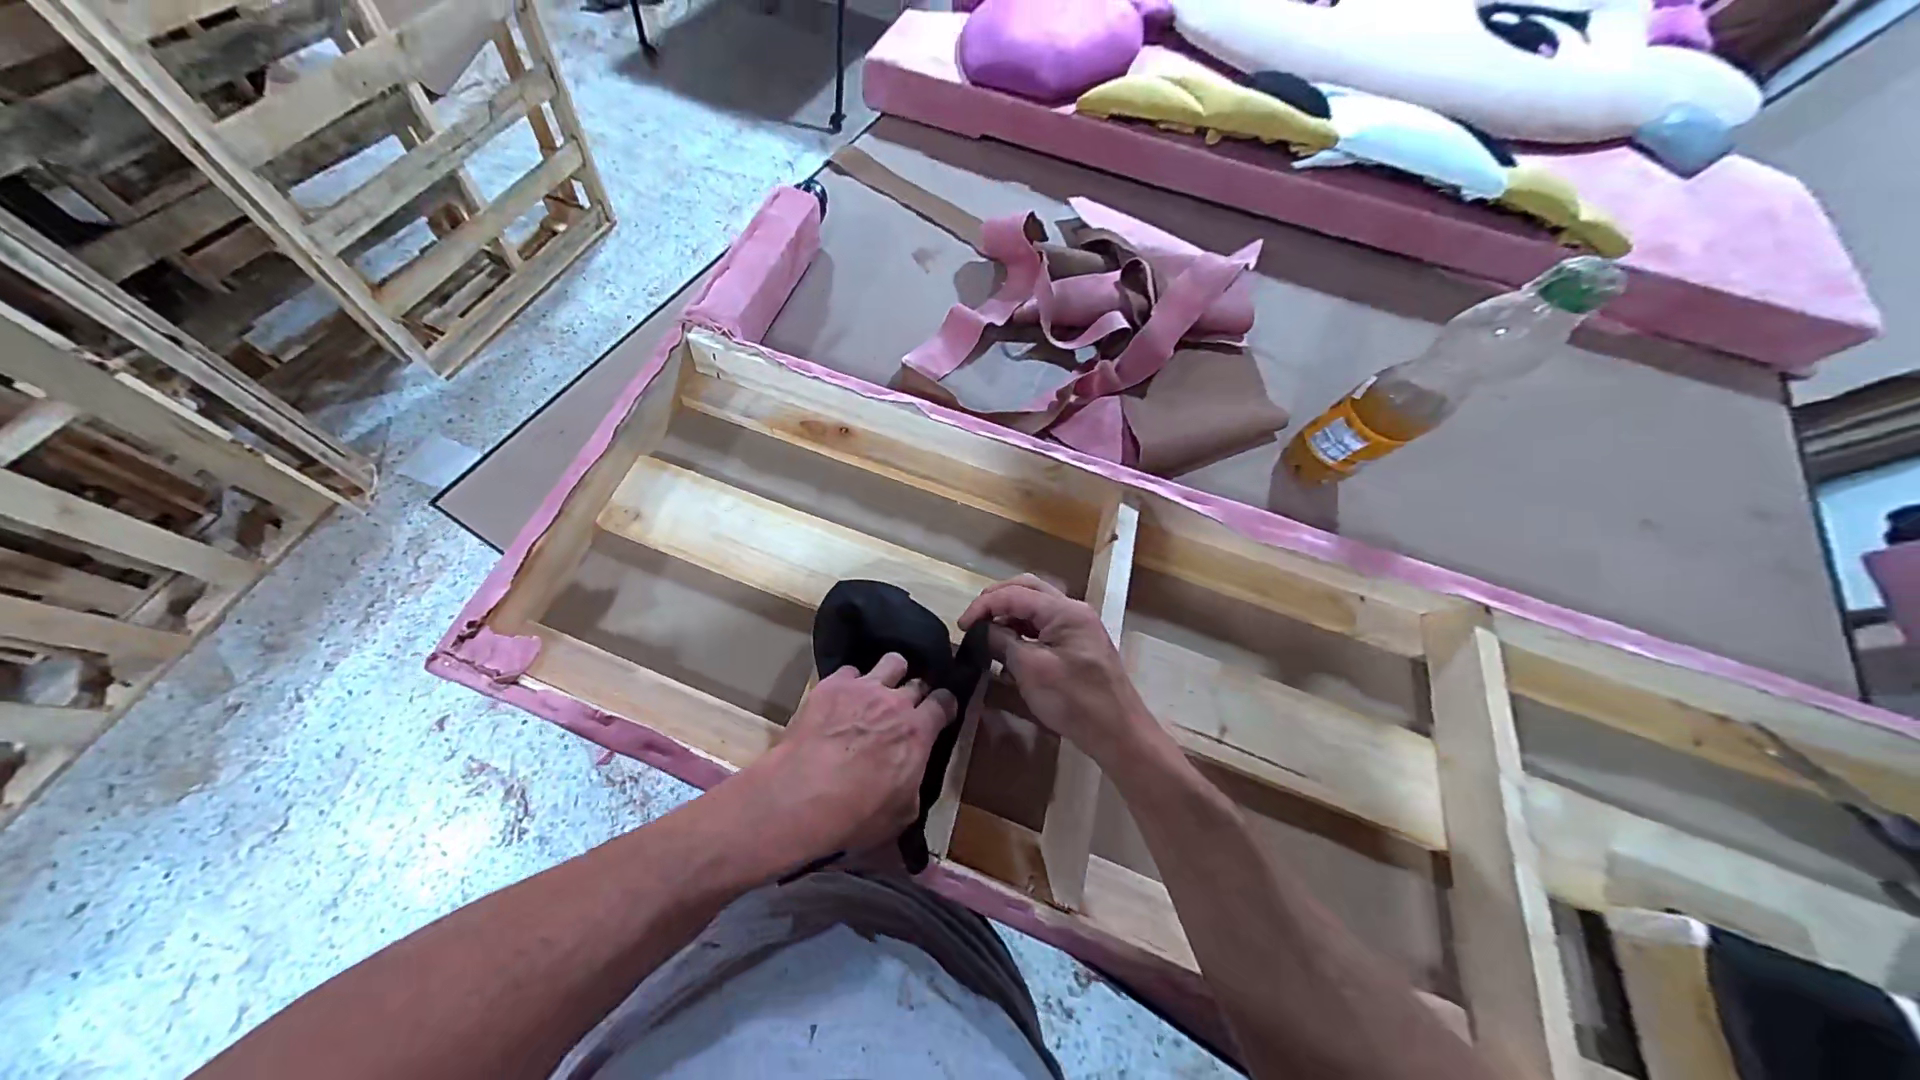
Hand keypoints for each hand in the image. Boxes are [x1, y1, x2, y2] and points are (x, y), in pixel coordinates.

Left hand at [744, 653, 956, 865]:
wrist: (802, 796)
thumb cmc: (857, 814)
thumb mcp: (903, 813)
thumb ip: (914, 784)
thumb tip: (910, 778)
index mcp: (918, 731)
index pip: (945, 702)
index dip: (945, 705)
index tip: (940, 711)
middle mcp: (895, 702)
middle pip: (917, 681)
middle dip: (916, 692)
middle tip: (905, 707)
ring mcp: (863, 688)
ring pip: (891, 661)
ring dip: (891, 673)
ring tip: (880, 688)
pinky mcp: (831, 685)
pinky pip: (849, 671)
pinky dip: (849, 682)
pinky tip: (840, 698)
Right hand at [959, 575, 1155, 765]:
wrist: (1119, 733)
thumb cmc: (1075, 701)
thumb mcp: (1031, 670)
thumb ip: (1003, 642)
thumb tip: (982, 630)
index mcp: (1065, 611)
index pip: (1015, 594)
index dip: (984, 606)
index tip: (962, 626)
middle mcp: (1074, 610)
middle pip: (1028, 590)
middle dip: (997, 600)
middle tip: (973, 620)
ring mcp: (1079, 627)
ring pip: (1036, 607)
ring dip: (1009, 615)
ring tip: (986, 633)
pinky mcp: (1078, 644)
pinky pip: (1045, 625)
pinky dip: (1023, 630)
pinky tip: (1008, 647)